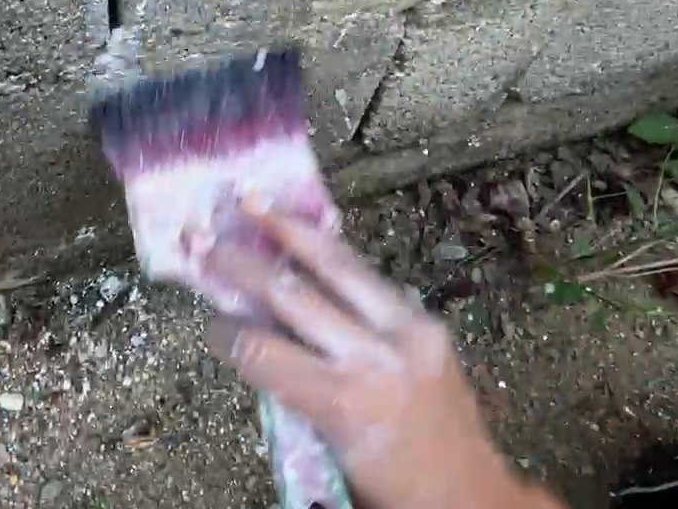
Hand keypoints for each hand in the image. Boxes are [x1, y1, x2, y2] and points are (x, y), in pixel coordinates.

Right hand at [204, 207, 560, 508]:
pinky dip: (327, 249)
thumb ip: (287, 384)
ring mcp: (408, 331)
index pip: (262, 349)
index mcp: (344, 403)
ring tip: (252, 199)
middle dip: (239, 263)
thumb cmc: (386, 484)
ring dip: (287, 228)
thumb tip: (245, 326)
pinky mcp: (426, 319)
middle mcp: (375, 358)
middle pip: (289, 293)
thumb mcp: (325, 442)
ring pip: (334, 264)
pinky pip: (365, 275)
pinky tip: (302, 227)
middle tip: (204, 241)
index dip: (226, 331)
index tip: (209, 323)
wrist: (473, 497)